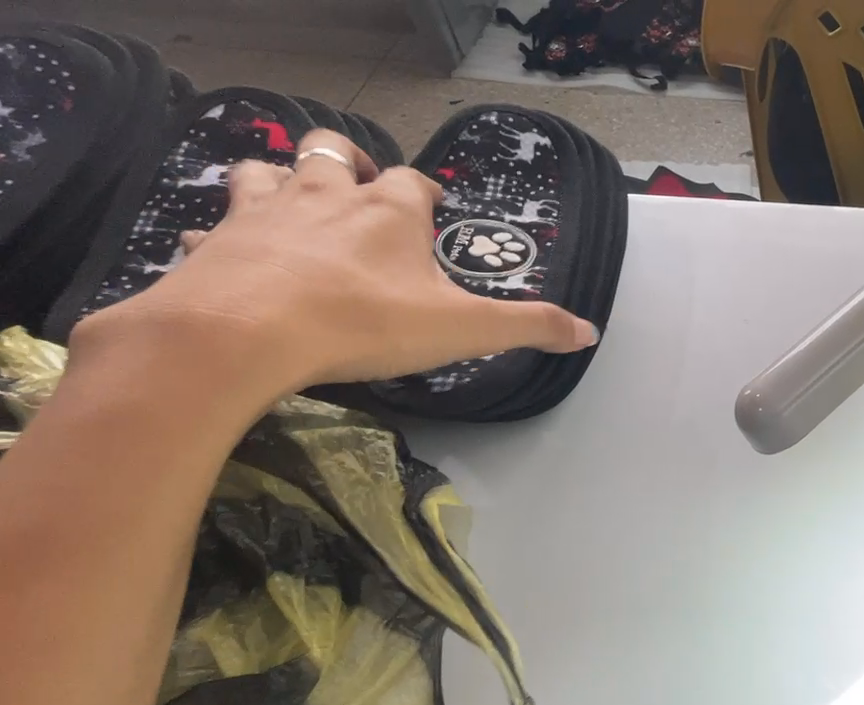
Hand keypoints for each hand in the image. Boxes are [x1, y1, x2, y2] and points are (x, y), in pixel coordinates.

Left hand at [68, 129, 595, 411]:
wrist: (245, 334)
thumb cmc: (369, 322)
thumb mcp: (468, 330)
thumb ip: (531, 327)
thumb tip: (589, 333)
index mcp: (388, 213)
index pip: (410, 182)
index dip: (423, 191)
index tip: (432, 206)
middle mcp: (323, 197)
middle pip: (330, 153)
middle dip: (347, 161)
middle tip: (359, 184)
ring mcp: (262, 215)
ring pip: (263, 171)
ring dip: (280, 180)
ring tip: (296, 203)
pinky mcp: (216, 244)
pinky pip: (216, 227)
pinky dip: (227, 235)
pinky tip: (235, 253)